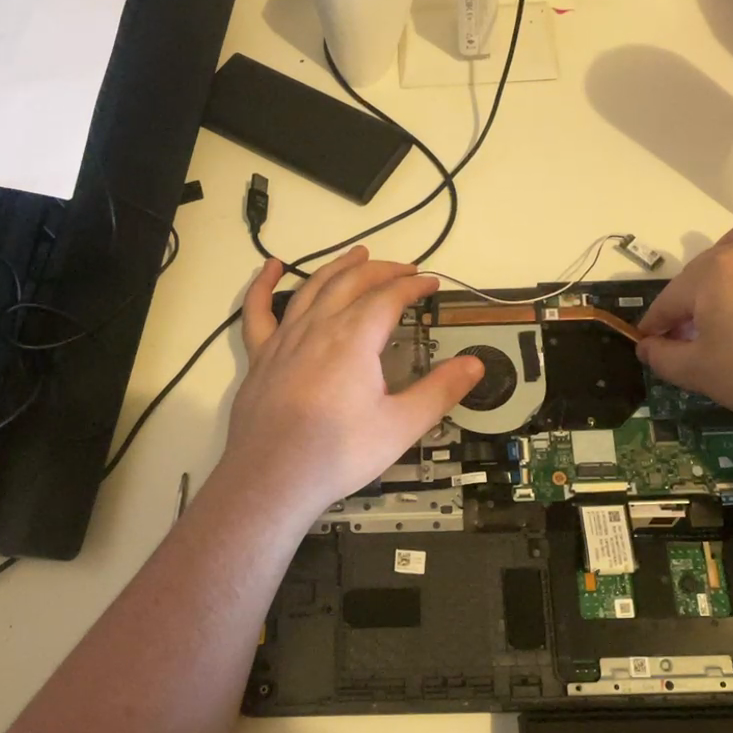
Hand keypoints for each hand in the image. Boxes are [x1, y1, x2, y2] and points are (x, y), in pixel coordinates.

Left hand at [225, 247, 484, 516]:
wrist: (273, 479)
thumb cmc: (339, 453)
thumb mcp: (401, 425)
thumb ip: (440, 391)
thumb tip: (475, 363)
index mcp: (355, 337)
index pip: (389, 296)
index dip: (413, 286)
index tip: (432, 284)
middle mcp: (319, 326)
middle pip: (352, 282)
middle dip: (383, 270)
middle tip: (405, 270)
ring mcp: (284, 338)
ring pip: (312, 287)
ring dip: (338, 266)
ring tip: (358, 253)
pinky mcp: (260, 356)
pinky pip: (257, 310)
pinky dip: (263, 284)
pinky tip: (271, 267)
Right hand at [635, 197, 732, 448]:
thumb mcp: (701, 375)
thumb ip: (664, 357)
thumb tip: (648, 346)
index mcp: (710, 274)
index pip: (671, 300)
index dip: (657, 325)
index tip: (652, 344)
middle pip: (706, 271)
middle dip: (693, 302)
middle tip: (697, 340)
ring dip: (729, 267)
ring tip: (730, 299)